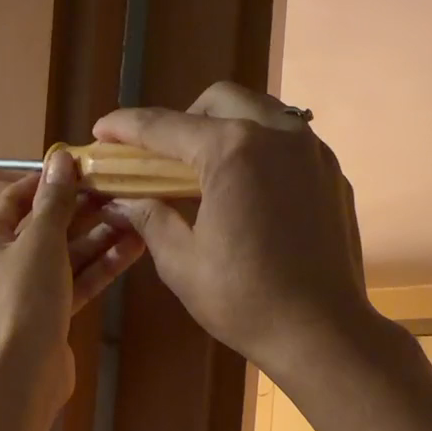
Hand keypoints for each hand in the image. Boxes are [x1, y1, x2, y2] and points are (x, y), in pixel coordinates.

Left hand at [0, 151, 142, 399]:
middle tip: (122, 188)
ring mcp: (25, 292)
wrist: (24, 371)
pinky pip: (75, 282)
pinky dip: (99, 267)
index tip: (85, 166)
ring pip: (65, 256)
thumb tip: (60, 157)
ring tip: (138, 214)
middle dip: (83, 209)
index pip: (14, 200)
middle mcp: (1, 265)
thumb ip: (54, 200)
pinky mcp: (49, 315)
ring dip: (99, 237)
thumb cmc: (24, 298)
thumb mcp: (40, 240)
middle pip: (45, 228)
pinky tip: (133, 247)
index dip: (48, 181)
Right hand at [93, 83, 379, 379]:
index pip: (165, 126)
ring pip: (259, 112)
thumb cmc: (241, 299)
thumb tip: (121, 203)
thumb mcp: (180, 262)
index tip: (101, 130)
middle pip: (219, 101)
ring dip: (222, 129)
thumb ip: (150, 219)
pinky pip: (286, 142)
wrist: (319, 329)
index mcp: (232, 152)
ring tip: (201, 173)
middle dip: (181, 119)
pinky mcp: (331, 173)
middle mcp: (277, 134)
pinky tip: (242, 193)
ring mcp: (312, 150)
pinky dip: (255, 151)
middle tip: (158, 159)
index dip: (126, 127)